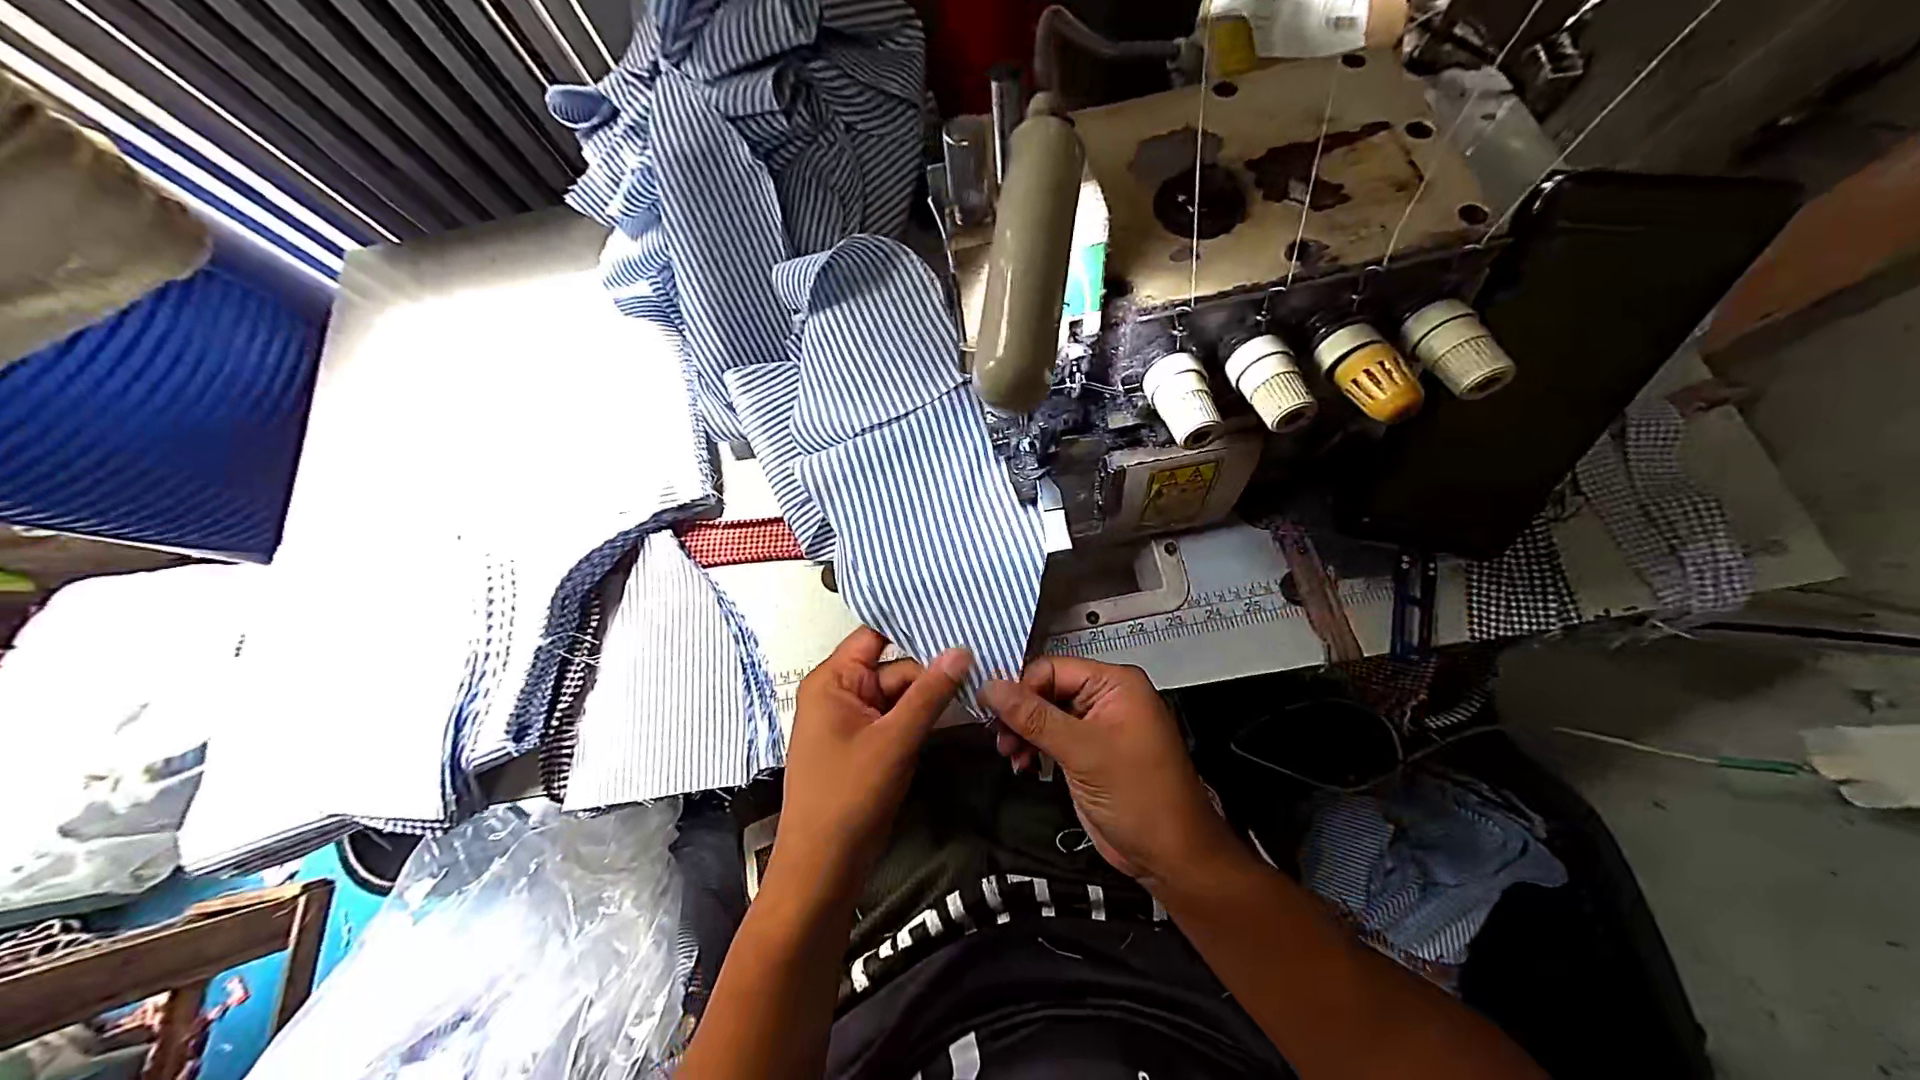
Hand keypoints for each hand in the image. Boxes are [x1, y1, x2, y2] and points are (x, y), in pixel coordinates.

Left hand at [773, 627, 968, 897]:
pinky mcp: (865, 747)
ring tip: (978, 687)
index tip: (958, 615)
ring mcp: (853, 722)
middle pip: (894, 668)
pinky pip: (896, 721)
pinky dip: (921, 720)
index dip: (913, 625)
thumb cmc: (848, 798)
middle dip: (933, 671)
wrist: (822, 870)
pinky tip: (956, 713)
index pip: (875, 636)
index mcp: (832, 681)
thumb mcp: (894, 741)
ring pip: (900, 697)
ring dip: (931, 698)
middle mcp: (839, 694)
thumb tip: (962, 650)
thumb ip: (930, 693)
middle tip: (984, 664)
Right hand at [981, 656, 1242, 889]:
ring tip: (1011, 754)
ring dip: (1022, 732)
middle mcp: (1106, 698)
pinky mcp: (1088, 752)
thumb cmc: (1142, 798)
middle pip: (1046, 690)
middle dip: (1019, 713)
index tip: (992, 710)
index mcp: (1115, 683)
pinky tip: (1024, 763)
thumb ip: (1034, 717)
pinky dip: (1033, 747)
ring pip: (1044, 714)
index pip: (1053, 668)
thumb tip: (992, 688)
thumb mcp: (1083, 752)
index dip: (1021, 688)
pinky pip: (1051, 736)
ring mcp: (1096, 726)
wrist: (1170, 855)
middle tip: (1000, 737)